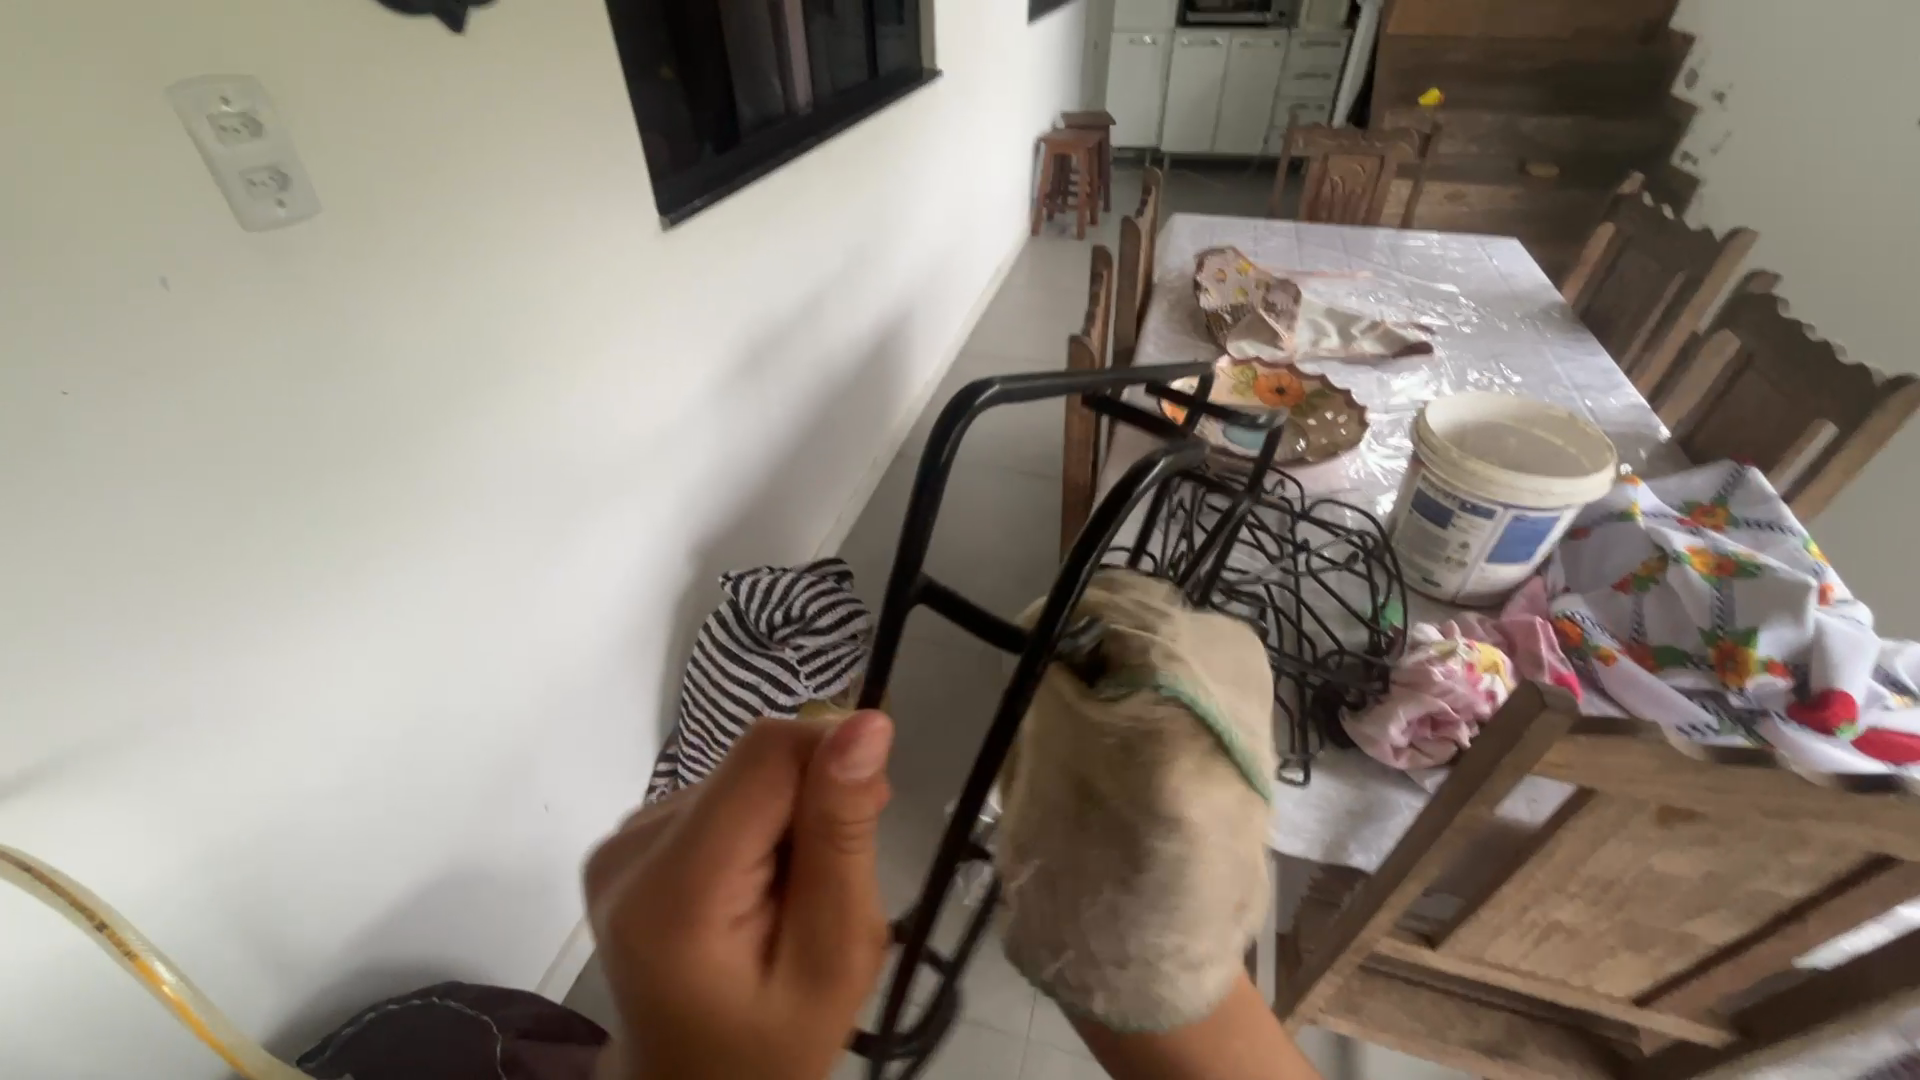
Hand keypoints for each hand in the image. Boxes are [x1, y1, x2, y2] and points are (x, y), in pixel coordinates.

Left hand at [584, 712, 895, 1079]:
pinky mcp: (630, 838)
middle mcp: (630, 846)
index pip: (767, 754)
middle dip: (815, 798)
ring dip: (790, 815)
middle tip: (838, 874)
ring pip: (744, 775)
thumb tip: (867, 722)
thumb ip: (842, 834)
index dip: (832, 758)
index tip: (870, 813)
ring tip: (797, 890)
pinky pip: (722, 794)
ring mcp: (622, 840)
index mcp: (673, 889)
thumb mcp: (836, 953)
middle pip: (754, 765)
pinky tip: (761, 883)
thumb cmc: (776, 1042)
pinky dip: (761, 824)